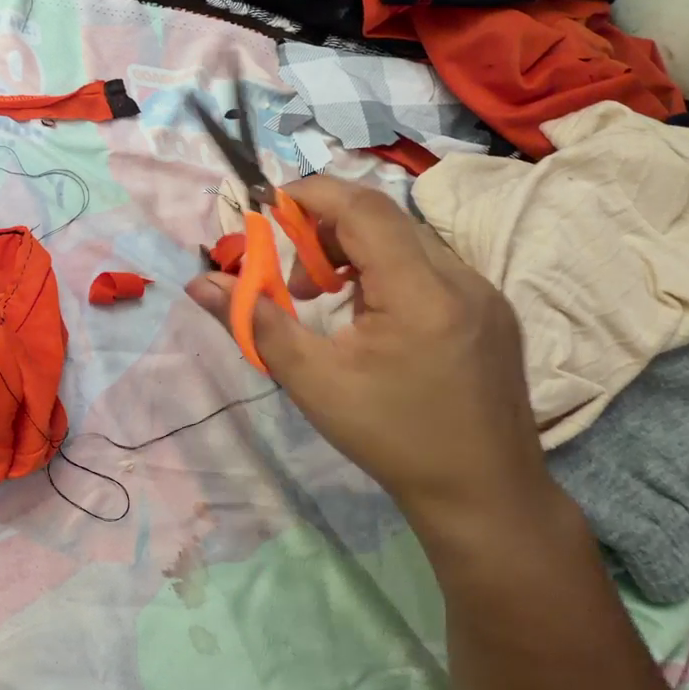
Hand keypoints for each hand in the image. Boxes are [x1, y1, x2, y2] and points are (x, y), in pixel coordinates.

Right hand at [185, 177, 552, 530]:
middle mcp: (462, 280)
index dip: (310, 195)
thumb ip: (252, 320)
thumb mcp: (309, 379)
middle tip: (290, 278)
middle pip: (382, 218)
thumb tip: (199, 283)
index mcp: (421, 294)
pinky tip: (363, 315)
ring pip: (404, 238)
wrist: (484, 494)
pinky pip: (426, 264)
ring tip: (322, 298)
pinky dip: (381, 268)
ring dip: (350, 249)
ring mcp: (483, 294)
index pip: (364, 209)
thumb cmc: (389, 436)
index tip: (266, 210)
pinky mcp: (489, 311)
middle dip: (322, 228)